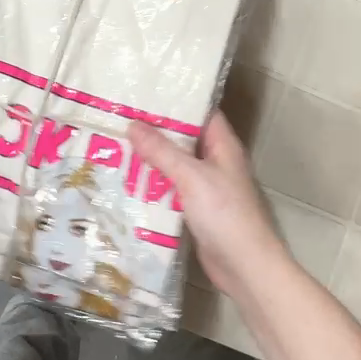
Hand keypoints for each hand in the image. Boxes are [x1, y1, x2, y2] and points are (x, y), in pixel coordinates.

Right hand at [128, 113, 287, 299]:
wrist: (244, 267)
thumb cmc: (224, 214)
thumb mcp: (191, 176)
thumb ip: (162, 151)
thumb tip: (133, 125)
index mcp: (223, 146)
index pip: (200, 112)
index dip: (176, 101)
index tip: (144, 92)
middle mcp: (216, 162)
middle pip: (183, 139)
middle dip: (155, 131)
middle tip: (119, 119)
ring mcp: (206, 188)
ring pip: (175, 166)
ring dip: (150, 160)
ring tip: (115, 146)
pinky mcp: (197, 211)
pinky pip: (171, 191)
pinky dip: (153, 186)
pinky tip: (127, 183)